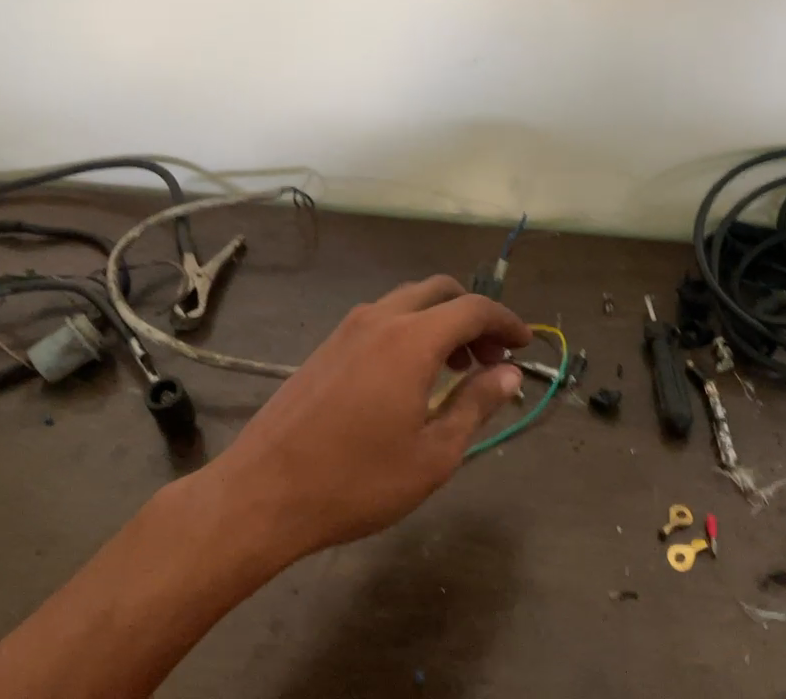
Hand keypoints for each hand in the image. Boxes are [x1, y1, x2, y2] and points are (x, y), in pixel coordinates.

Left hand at [195, 276, 530, 561]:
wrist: (261, 494)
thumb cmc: (356, 481)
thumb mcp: (433, 454)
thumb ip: (475, 405)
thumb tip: (507, 374)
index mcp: (412, 340)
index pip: (474, 308)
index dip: (507, 322)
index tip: (524, 345)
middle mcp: (380, 320)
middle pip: (440, 291)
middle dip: (474, 317)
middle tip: (490, 358)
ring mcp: (347, 330)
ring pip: (408, 303)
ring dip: (441, 323)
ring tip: (455, 369)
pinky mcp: (325, 348)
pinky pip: (381, 320)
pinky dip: (410, 331)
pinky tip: (411, 377)